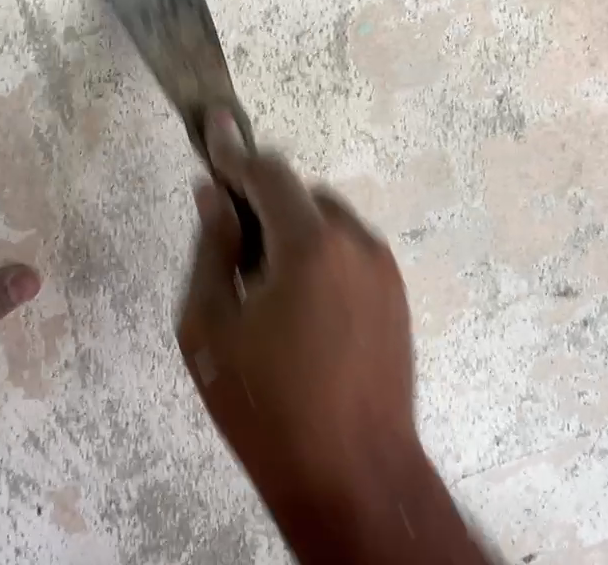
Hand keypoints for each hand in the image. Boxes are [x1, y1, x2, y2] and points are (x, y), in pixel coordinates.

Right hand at [176, 111, 415, 502]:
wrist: (353, 478)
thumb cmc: (266, 405)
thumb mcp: (210, 326)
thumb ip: (211, 247)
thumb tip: (211, 193)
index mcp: (310, 244)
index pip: (269, 172)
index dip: (234, 152)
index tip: (212, 129)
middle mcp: (357, 243)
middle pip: (299, 195)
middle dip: (262, 205)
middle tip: (231, 253)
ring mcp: (384, 270)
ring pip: (325, 224)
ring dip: (292, 234)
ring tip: (267, 294)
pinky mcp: (397, 297)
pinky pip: (347, 253)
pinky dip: (318, 258)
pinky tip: (300, 312)